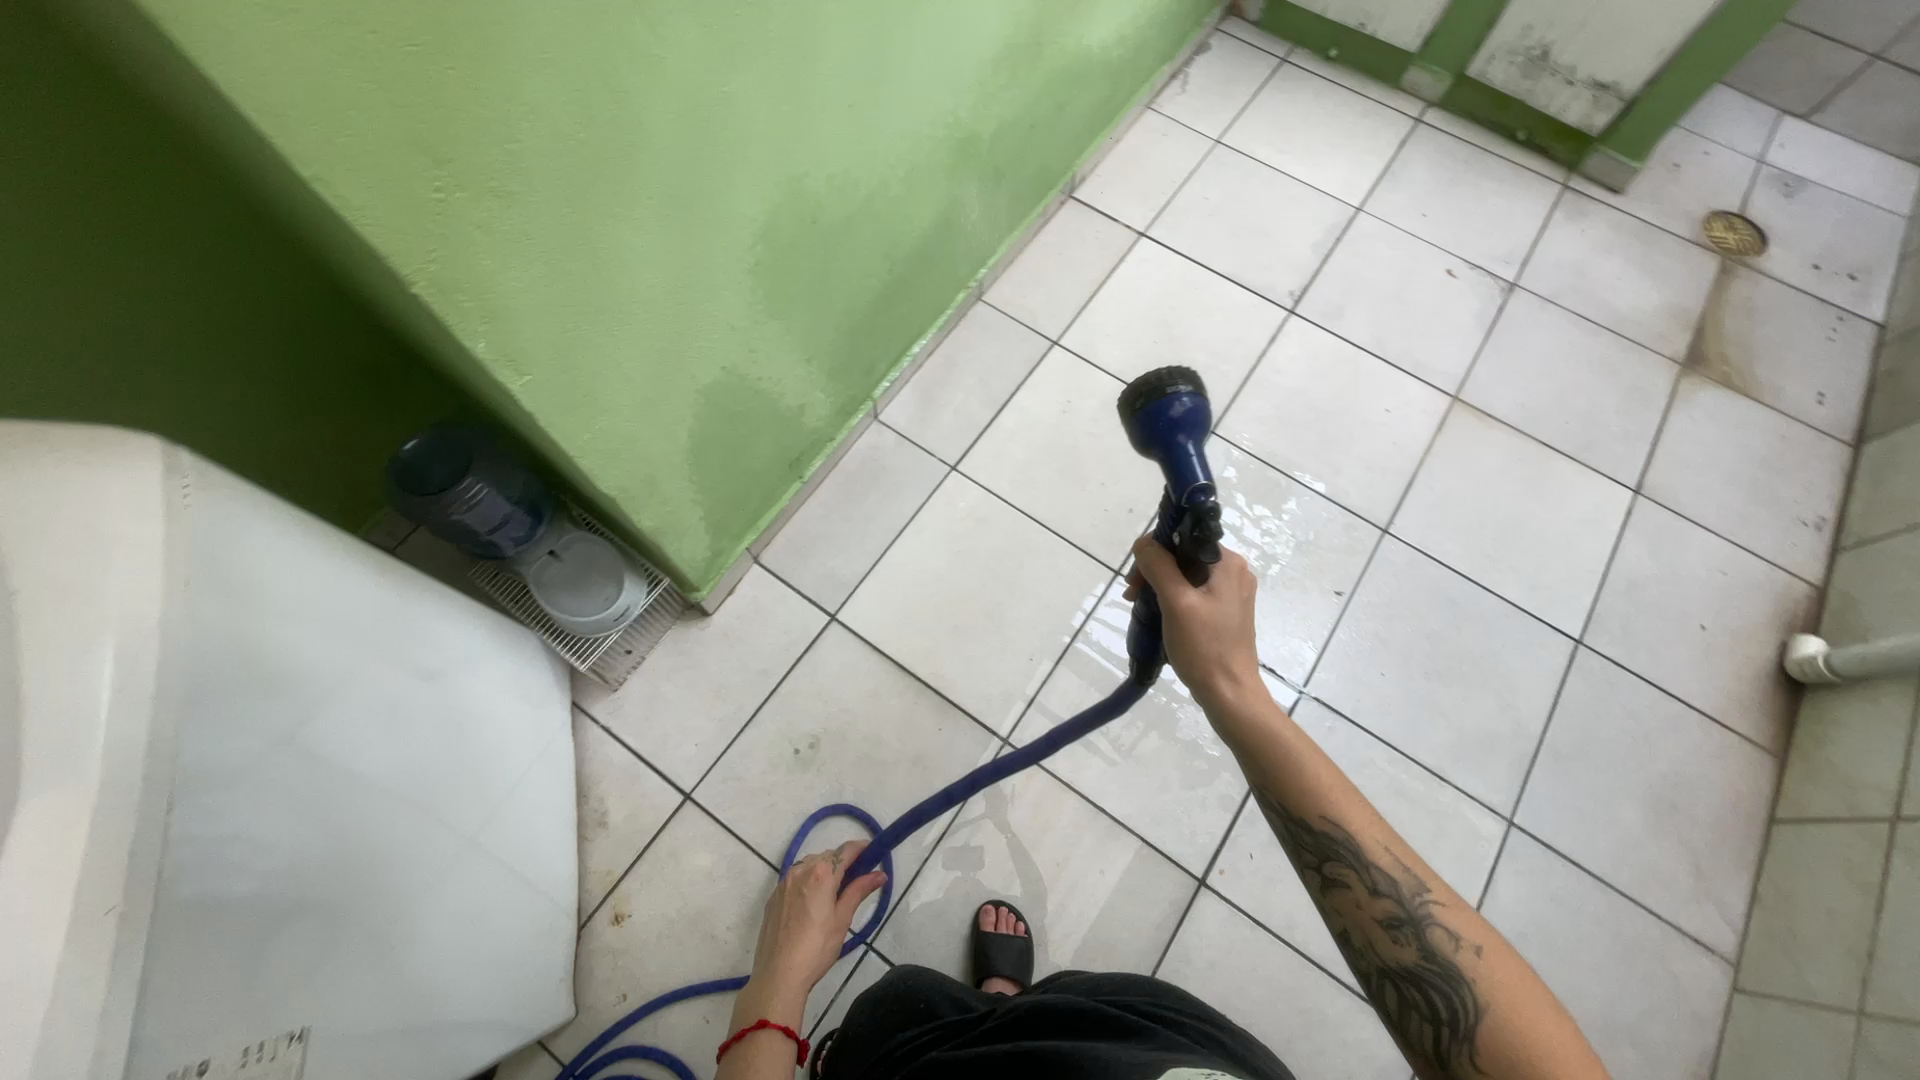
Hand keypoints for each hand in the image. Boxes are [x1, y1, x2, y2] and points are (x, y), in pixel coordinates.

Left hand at [747, 841, 886, 1001]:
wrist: (778, 975)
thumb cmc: (817, 948)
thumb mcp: (842, 919)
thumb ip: (859, 891)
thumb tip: (880, 874)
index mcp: (821, 874)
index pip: (846, 850)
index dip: (861, 848)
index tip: (874, 854)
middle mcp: (800, 870)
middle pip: (827, 856)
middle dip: (843, 863)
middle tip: (857, 880)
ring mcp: (783, 883)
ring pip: (809, 865)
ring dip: (824, 871)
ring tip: (834, 893)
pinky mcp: (773, 897)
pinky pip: (795, 879)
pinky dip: (807, 881)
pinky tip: (811, 904)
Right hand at [1125, 534, 1262, 713]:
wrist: (1229, 693)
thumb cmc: (1204, 647)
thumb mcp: (1176, 602)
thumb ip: (1158, 566)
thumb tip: (1143, 543)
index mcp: (1227, 562)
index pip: (1183, 537)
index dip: (1154, 550)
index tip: (1134, 578)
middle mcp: (1233, 571)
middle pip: (1182, 556)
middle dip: (1153, 571)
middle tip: (1132, 596)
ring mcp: (1230, 592)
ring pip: (1185, 575)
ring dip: (1159, 586)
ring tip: (1140, 607)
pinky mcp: (1224, 611)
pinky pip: (1192, 593)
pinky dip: (1171, 599)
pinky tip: (1157, 614)